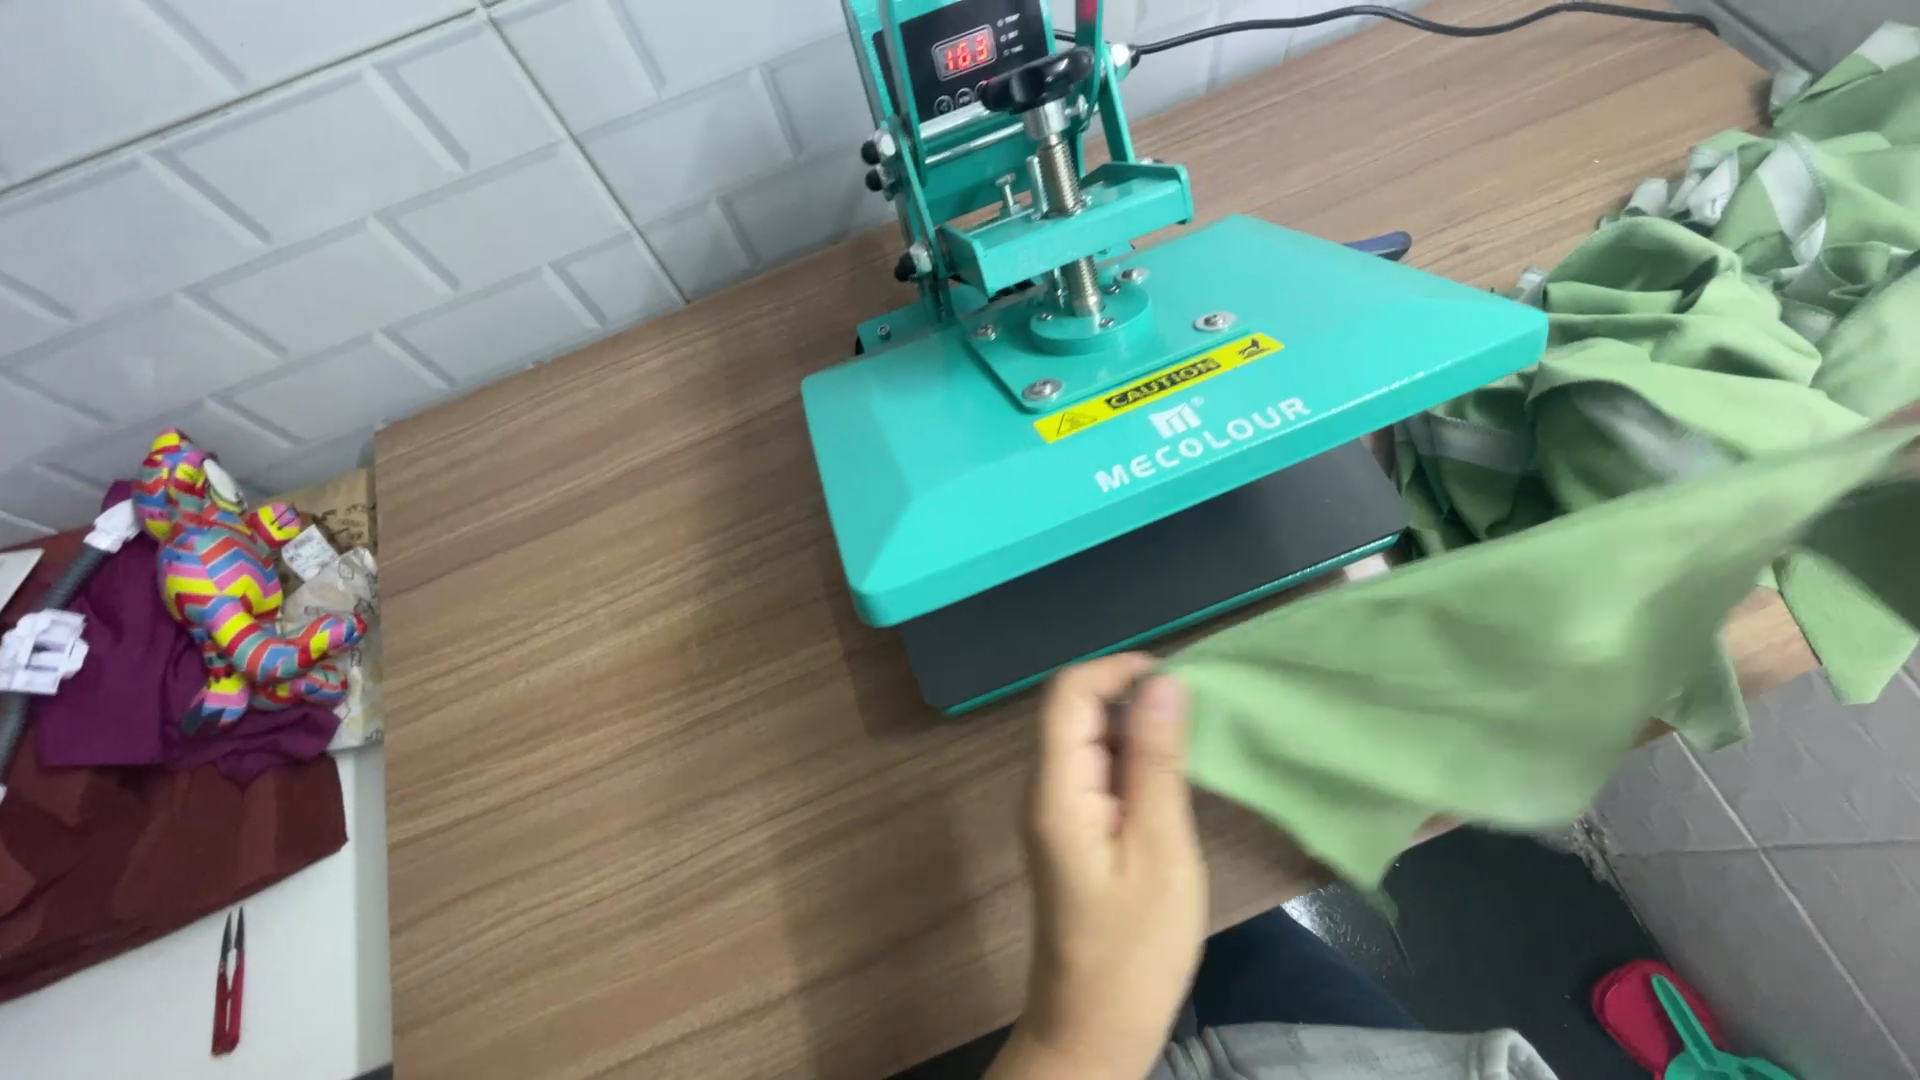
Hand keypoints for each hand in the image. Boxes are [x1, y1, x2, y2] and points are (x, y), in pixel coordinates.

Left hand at [987, 654, 1207, 1079]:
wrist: (1092, 1030)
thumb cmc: (1135, 951)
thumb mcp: (1161, 850)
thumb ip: (1157, 762)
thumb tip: (1164, 682)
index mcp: (1056, 789)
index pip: (1069, 693)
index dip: (1118, 669)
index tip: (1178, 678)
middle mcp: (1042, 788)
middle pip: (1074, 710)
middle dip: (1130, 695)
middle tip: (1197, 716)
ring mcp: (1052, 808)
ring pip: (1086, 738)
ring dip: (1133, 728)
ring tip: (1190, 745)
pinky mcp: (1068, 827)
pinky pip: (1093, 770)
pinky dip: (1130, 760)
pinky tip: (1167, 779)